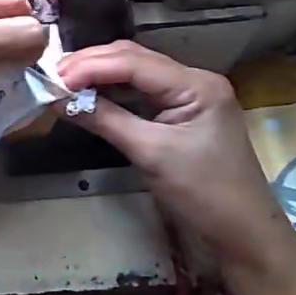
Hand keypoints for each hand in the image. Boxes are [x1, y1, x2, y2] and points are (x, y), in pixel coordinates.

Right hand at [56, 41, 295, 294]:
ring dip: (99, 76)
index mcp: (196, 84)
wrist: (244, 235)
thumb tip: (60, 100)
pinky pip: (141, 93)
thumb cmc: (204, 194)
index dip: (90, 66)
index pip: (133, 61)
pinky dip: (112, 93)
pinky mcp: (181, 115)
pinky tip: (88, 96)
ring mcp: (189, 97)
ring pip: (135, 74)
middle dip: (91, 65)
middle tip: (51, 78)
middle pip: (133, 59)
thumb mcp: (151, 154)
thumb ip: (106, 120)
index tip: (53, 78)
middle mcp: (194, 80)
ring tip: (62, 84)